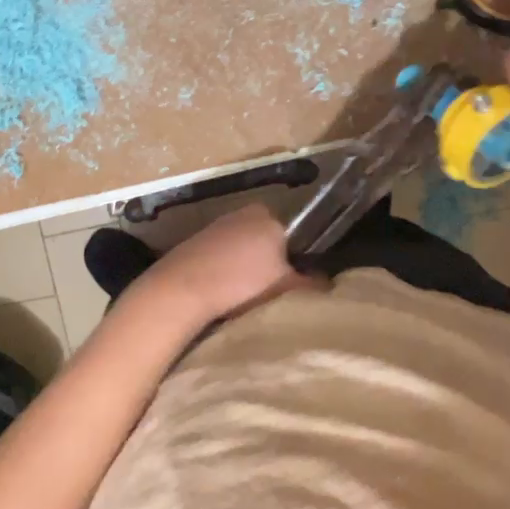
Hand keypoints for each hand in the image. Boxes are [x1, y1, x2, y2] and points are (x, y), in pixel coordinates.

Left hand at [130, 203, 305, 322]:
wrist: (181, 289)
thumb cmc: (242, 283)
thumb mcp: (286, 289)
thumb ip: (312, 285)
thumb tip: (327, 284)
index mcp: (270, 216)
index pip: (293, 235)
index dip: (295, 260)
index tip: (291, 283)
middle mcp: (242, 212)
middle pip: (266, 241)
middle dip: (268, 263)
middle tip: (268, 293)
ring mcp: (214, 225)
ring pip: (240, 249)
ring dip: (242, 268)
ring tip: (242, 296)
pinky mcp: (192, 241)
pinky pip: (217, 256)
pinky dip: (220, 270)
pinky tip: (219, 291)